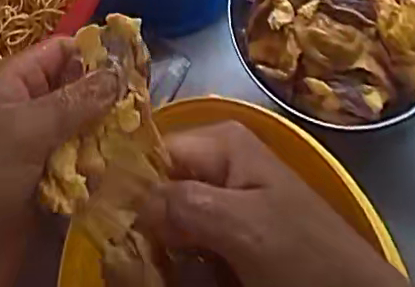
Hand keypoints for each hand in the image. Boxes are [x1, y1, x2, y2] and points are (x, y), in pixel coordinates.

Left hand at [0, 38, 120, 286]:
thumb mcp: (24, 130)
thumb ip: (73, 101)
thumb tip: (118, 71)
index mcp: (18, 82)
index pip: (64, 51)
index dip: (97, 53)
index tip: (137, 65)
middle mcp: (32, 109)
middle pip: (80, 90)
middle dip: (111, 98)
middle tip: (148, 109)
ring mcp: (40, 150)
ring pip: (86, 130)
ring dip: (109, 137)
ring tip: (141, 143)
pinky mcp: (49, 188)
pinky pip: (83, 168)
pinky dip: (101, 171)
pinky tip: (125, 174)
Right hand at [139, 122, 405, 286]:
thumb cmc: (304, 253)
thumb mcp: (244, 225)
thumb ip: (185, 204)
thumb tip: (130, 201)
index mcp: (221, 142)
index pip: (155, 152)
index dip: (131, 186)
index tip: (110, 224)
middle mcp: (219, 165)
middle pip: (161, 192)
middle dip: (150, 230)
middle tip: (146, 265)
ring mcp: (228, 203)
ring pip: (173, 226)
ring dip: (167, 255)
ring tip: (173, 274)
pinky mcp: (235, 238)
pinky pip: (194, 248)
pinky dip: (187, 268)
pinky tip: (195, 280)